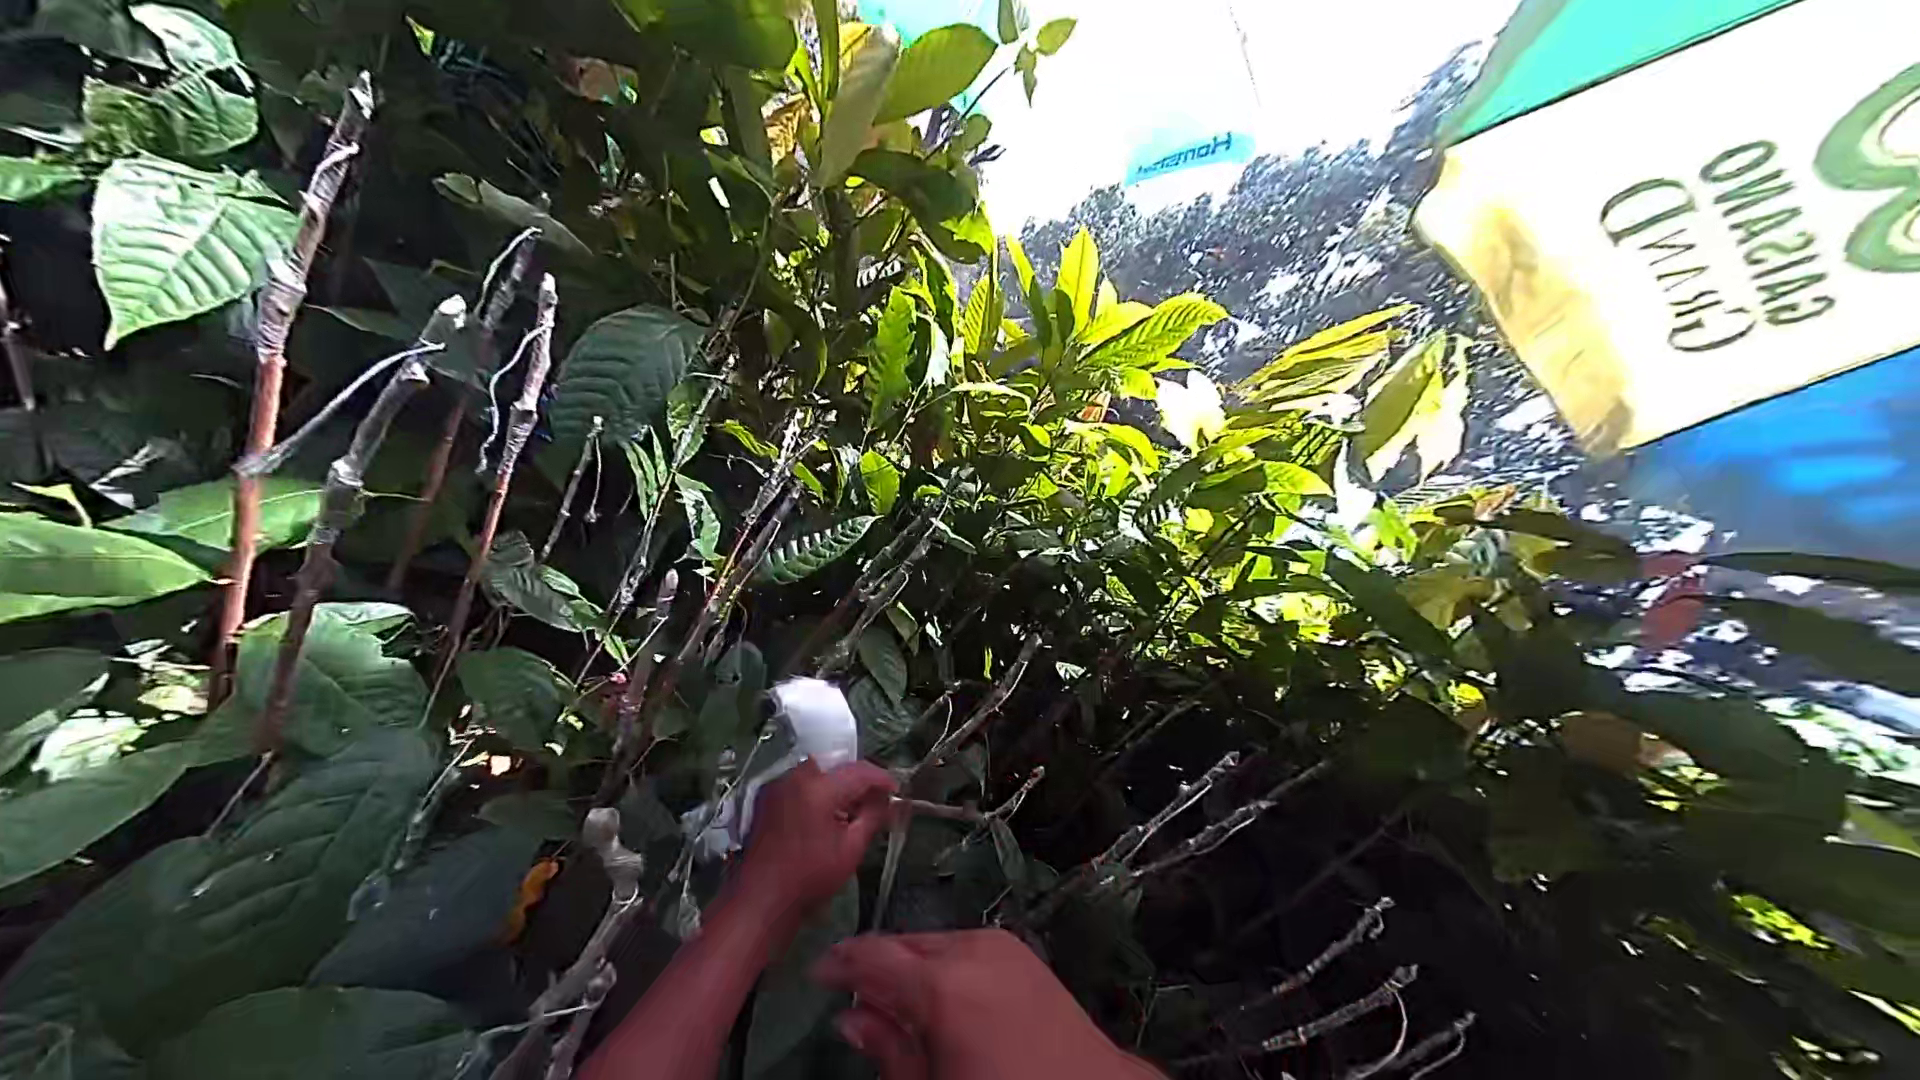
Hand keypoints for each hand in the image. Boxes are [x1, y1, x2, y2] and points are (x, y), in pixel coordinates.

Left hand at [733, 760, 896, 923]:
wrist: (760, 902)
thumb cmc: (809, 879)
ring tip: (854, 809)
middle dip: (860, 779)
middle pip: (838, 765)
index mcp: (818, 788)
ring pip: (820, 771)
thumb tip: (887, 799)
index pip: (859, 771)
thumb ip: (873, 816)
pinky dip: (820, 790)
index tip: (896, 789)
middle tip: (876, 799)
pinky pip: (802, 782)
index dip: (882, 778)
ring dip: (839, 784)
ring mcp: (779, 785)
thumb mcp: (850, 849)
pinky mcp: (769, 796)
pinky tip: (829, 814)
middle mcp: (796, 777)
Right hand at [812, 929, 1164, 1079]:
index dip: (839, 962)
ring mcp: (997, 942)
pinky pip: (964, 946)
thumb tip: (850, 1016)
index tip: (817, 973)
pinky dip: (942, 963)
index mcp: (942, 984)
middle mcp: (968, 947)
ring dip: (910, 964)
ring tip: (898, 1003)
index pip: (874, 956)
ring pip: (933, 942)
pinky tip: (940, 996)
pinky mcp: (1017, 948)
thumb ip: (889, 1049)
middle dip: (876, 966)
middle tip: (854, 997)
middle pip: (904, 943)